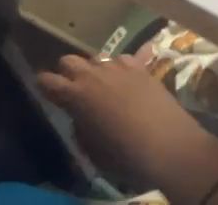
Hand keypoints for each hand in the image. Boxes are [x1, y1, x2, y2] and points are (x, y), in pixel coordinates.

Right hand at [38, 50, 217, 199]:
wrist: (174, 150)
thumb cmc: (129, 158)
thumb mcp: (95, 154)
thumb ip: (81, 131)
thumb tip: (79, 120)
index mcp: (75, 96)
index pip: (47, 80)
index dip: (44, 86)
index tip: (46, 92)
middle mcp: (91, 75)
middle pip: (68, 61)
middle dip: (67, 73)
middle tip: (75, 90)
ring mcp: (116, 67)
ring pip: (95, 58)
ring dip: (95, 70)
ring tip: (104, 85)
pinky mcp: (140, 68)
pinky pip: (123, 59)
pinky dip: (121, 68)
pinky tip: (128, 78)